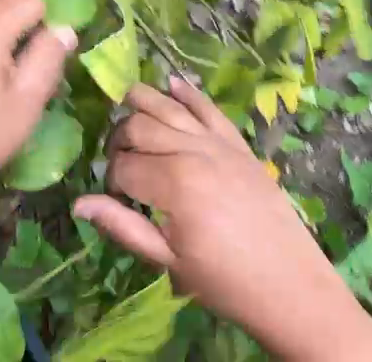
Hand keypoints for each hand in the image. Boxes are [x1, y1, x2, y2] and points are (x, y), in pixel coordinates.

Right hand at [74, 78, 371, 361]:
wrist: (293, 289)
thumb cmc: (226, 282)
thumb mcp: (170, 262)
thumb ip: (123, 227)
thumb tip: (78, 203)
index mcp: (174, 185)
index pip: (123, 166)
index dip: (111, 180)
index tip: (113, 197)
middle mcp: (193, 152)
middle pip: (139, 126)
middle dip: (118, 140)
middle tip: (118, 164)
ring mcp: (218, 143)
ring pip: (167, 106)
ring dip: (141, 102)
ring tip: (125, 112)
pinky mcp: (238, 144)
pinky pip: (208, 108)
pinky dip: (188, 92)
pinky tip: (169, 82)